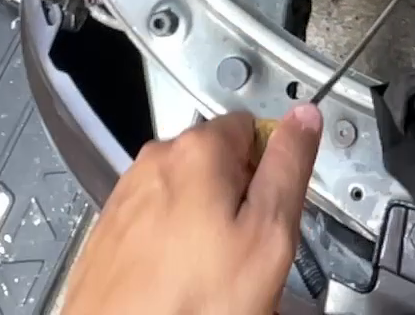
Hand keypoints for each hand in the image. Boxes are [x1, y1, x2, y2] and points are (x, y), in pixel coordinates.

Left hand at [62, 104, 322, 314]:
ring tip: (212, 273)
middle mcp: (155, 161)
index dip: (271, 166)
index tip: (273, 204)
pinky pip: (155, 221)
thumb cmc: (192, 306)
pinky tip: (180, 282)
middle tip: (246, 249)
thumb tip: (304, 118)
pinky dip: (171, 244)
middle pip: (218, 160)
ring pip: (185, 193)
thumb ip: (289, 166)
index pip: (253, 126)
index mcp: (197, 149)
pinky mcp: (111, 230)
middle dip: (237, 196)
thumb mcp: (269, 234)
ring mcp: (128, 195)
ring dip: (203, 222)